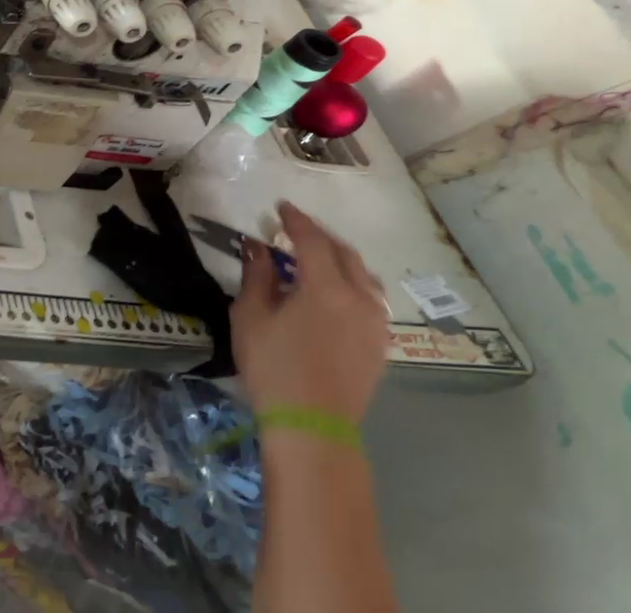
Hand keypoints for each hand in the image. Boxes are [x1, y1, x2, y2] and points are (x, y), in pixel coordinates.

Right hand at [232, 202, 388, 423]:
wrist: (312, 422)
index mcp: (326, 288)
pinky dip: (350, 284)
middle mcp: (360, 298)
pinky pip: (369, 299)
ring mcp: (376, 322)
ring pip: (363, 277)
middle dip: (320, 237)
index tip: (281, 208)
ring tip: (315, 259)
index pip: (313, 241)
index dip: (296, 221)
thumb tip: (258, 248)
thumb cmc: (272, 365)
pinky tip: (331, 293)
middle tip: (295, 230)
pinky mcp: (380, 343)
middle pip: (345, 254)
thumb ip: (257, 277)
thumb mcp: (250, 316)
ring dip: (339, 260)